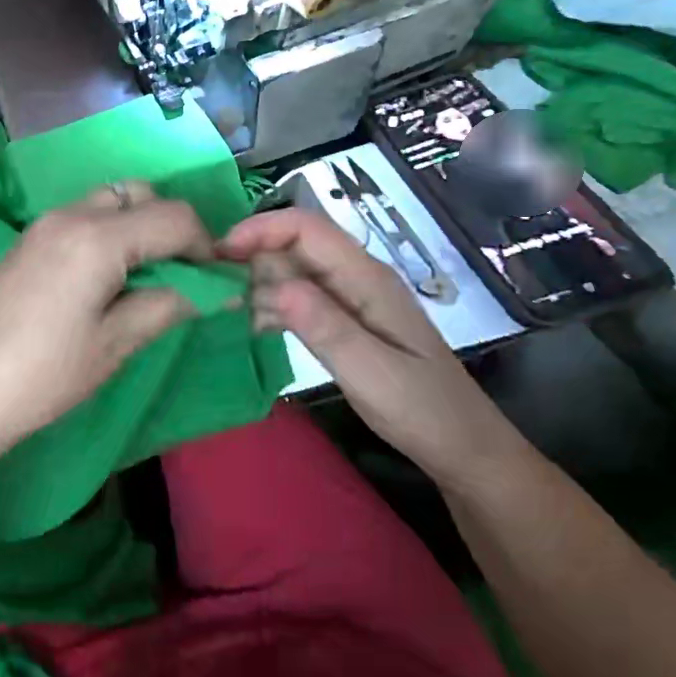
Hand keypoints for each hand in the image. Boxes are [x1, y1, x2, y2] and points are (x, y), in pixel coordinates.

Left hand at [0, 181, 214, 458]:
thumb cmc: (44, 374)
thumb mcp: (116, 343)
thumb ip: (170, 304)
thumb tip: (215, 289)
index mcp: (98, 236)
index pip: (174, 217)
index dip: (205, 246)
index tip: (216, 283)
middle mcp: (70, 214)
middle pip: (140, 195)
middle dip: (170, 227)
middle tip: (179, 276)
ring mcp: (42, 224)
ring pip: (109, 202)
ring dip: (138, 227)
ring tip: (143, 279)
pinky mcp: (26, 240)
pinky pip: (82, 217)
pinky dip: (108, 233)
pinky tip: (105, 279)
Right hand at [220, 208, 528, 486]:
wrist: (464, 449)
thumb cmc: (423, 411)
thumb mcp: (373, 374)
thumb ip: (326, 327)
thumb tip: (275, 286)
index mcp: (366, 278)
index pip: (305, 227)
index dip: (259, 229)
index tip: (219, 254)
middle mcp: (355, 277)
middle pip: (292, 243)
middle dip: (249, 254)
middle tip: (211, 288)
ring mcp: (349, 296)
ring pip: (289, 268)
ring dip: (254, 280)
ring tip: (224, 308)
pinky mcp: (342, 316)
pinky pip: (296, 295)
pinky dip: (268, 303)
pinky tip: (250, 326)